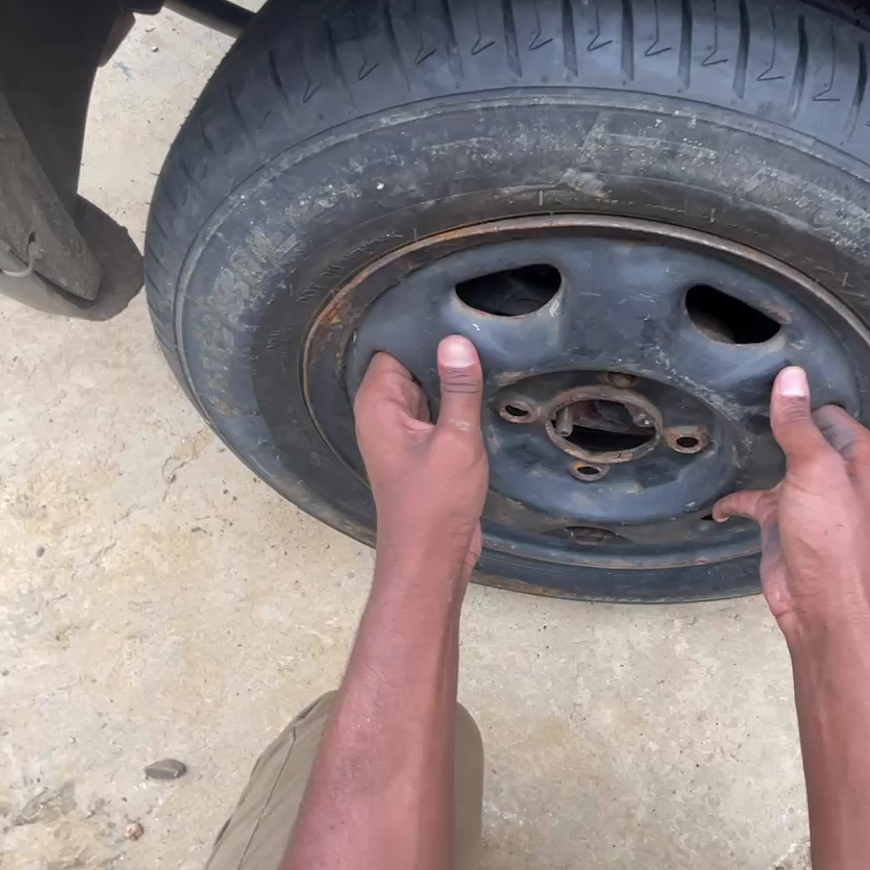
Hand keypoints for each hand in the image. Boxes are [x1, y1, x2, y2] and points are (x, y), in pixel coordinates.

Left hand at [354, 335, 489, 570]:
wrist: (432, 558)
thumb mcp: (455, 440)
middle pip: (411, 366)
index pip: (394, 347)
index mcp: (379, 404)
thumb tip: (456, 340)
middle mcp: (384, 414)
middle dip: (442, 351)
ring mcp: (403, 433)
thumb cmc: (435, 502)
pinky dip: (456, 402)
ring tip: (490, 351)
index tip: (458, 312)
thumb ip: (459, 389)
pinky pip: (437, 412)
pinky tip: (486, 390)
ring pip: (427, 389)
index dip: (423, 330)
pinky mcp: (423, 449)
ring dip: (452, 379)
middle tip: (483, 326)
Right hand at [713, 366, 869, 636]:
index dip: (799, 396)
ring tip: (720, 429)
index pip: (825, 408)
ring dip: (752, 455)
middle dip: (772, 420)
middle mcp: (833, 471)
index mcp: (854, 453)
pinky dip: (734, 500)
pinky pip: (752, 500)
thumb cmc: (831, 536)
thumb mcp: (814, 469)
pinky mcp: (781, 521)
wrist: (822, 606)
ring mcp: (806, 496)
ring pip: (775, 463)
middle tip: (733, 395)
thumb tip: (790, 375)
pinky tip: (714, 500)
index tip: (763, 376)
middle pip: (799, 432)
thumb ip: (798, 423)